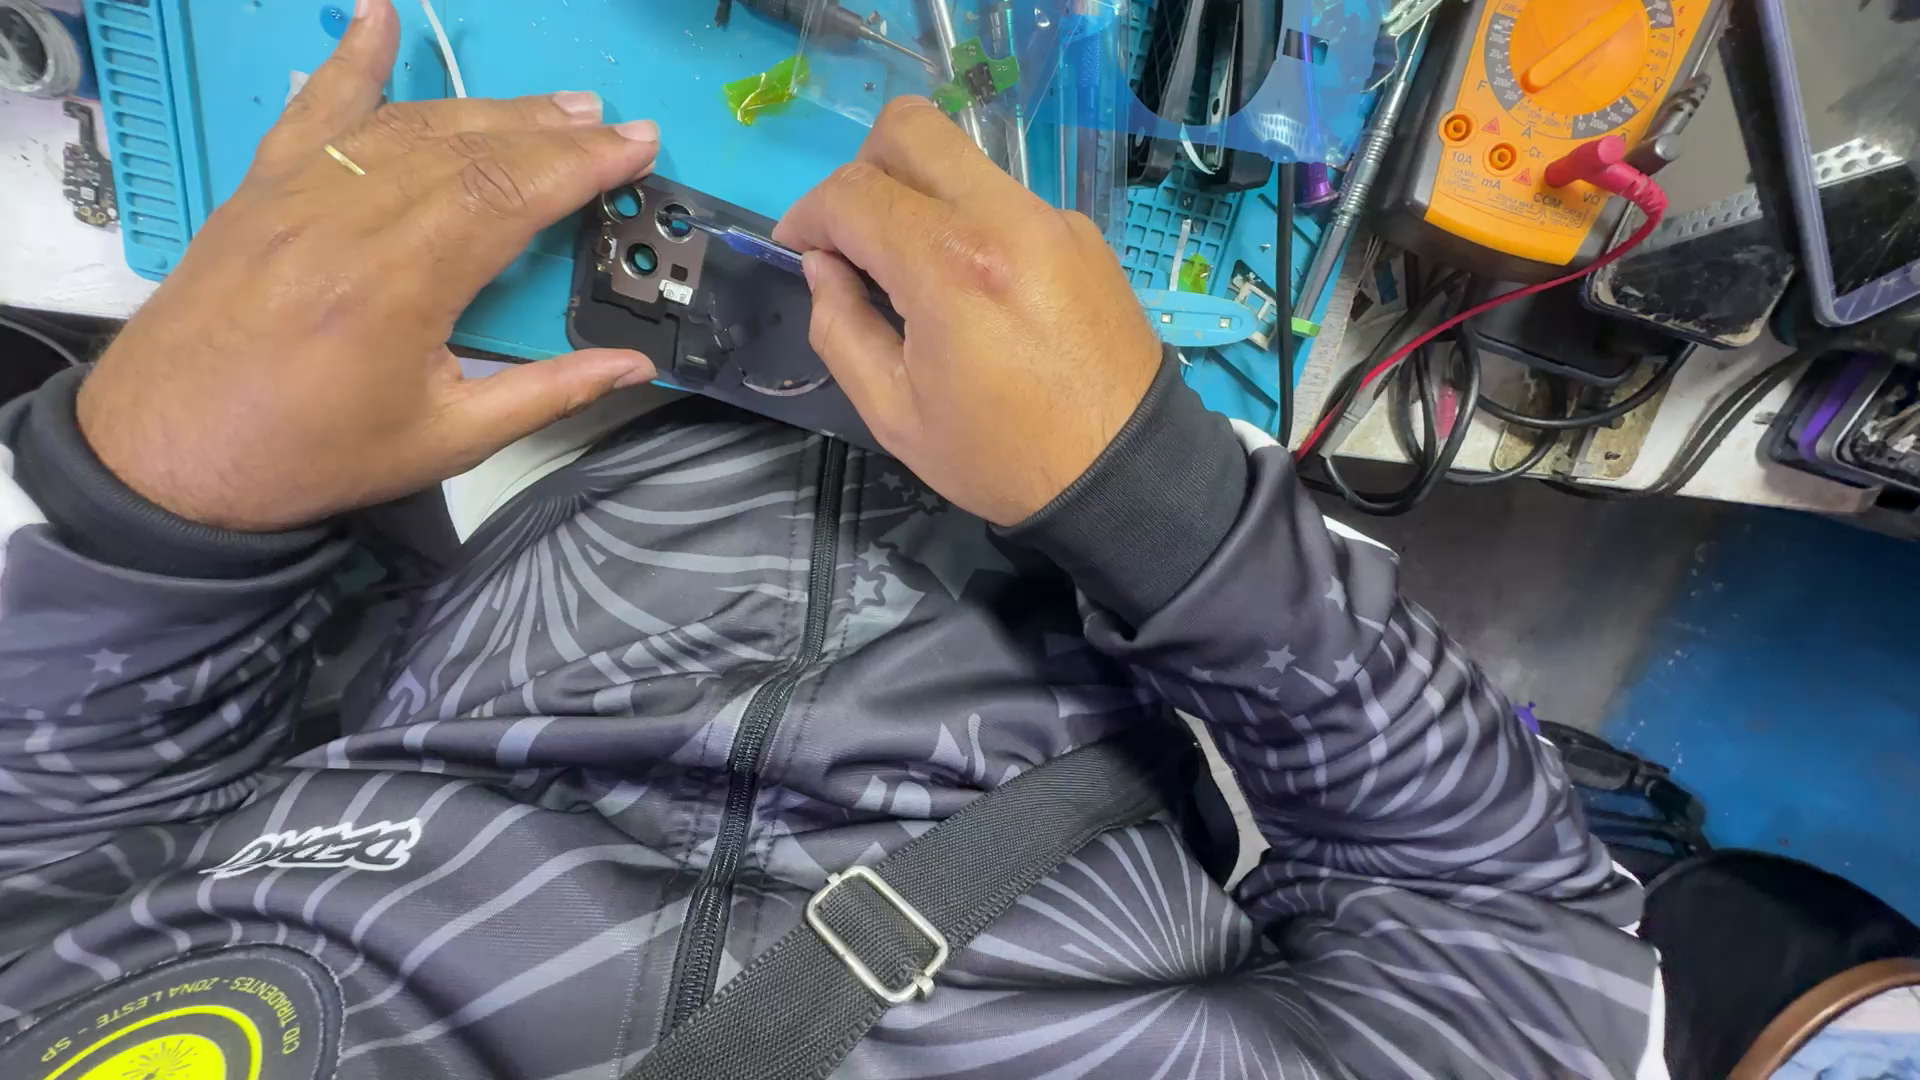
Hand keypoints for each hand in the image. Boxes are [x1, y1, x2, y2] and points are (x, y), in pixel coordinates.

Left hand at [76, 0, 660, 531]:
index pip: (507, 195)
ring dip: (492, 107)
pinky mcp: (262, 191)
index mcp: (401, 284)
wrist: (173, 454)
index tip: (636, 148)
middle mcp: (347, 219)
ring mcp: (296, 194)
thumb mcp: (457, 437)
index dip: (580, 165)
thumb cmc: (325, 452)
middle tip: (615, 125)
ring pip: (409, 125)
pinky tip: (376, 18)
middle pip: (468, 149)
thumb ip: (553, 392)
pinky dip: (352, 61)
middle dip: (554, 132)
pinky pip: (315, 112)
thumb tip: (637, 367)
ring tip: (558, 103)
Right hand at [774, 98, 1160, 526]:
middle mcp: (1004, 217)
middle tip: (854, 240)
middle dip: (860, 172)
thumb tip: (824, 268)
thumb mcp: (896, 415)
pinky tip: (975, 289)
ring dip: (916, 196)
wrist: (1120, 470)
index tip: (798, 250)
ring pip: (960, 159)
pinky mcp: (1080, 233)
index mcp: (950, 266)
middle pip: (910, 130)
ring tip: (913, 272)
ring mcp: (1051, 217)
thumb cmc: (1000, 457)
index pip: (854, 193)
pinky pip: (1003, 199)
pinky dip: (967, 221)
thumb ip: (840, 330)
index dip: (808, 216)